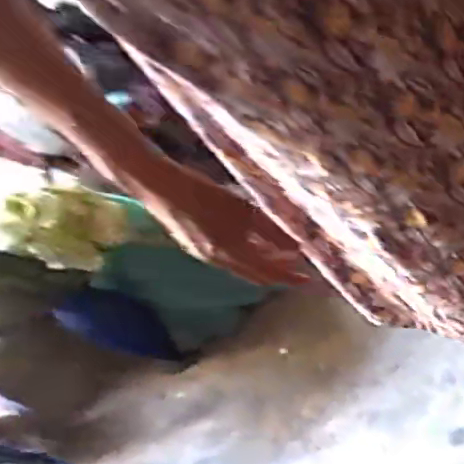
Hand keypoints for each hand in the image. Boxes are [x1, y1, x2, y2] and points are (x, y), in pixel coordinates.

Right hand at [94, 146, 313, 285]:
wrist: (155, 183)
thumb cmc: (203, 194)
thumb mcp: (244, 210)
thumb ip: (271, 231)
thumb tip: (297, 248)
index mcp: (232, 255)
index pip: (269, 274)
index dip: (290, 278)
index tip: (308, 279)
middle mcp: (218, 261)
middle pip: (256, 276)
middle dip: (278, 274)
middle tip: (296, 269)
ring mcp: (204, 255)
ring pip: (242, 269)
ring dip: (262, 266)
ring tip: (280, 257)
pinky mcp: (194, 246)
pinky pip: (229, 260)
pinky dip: (247, 258)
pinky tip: (253, 247)